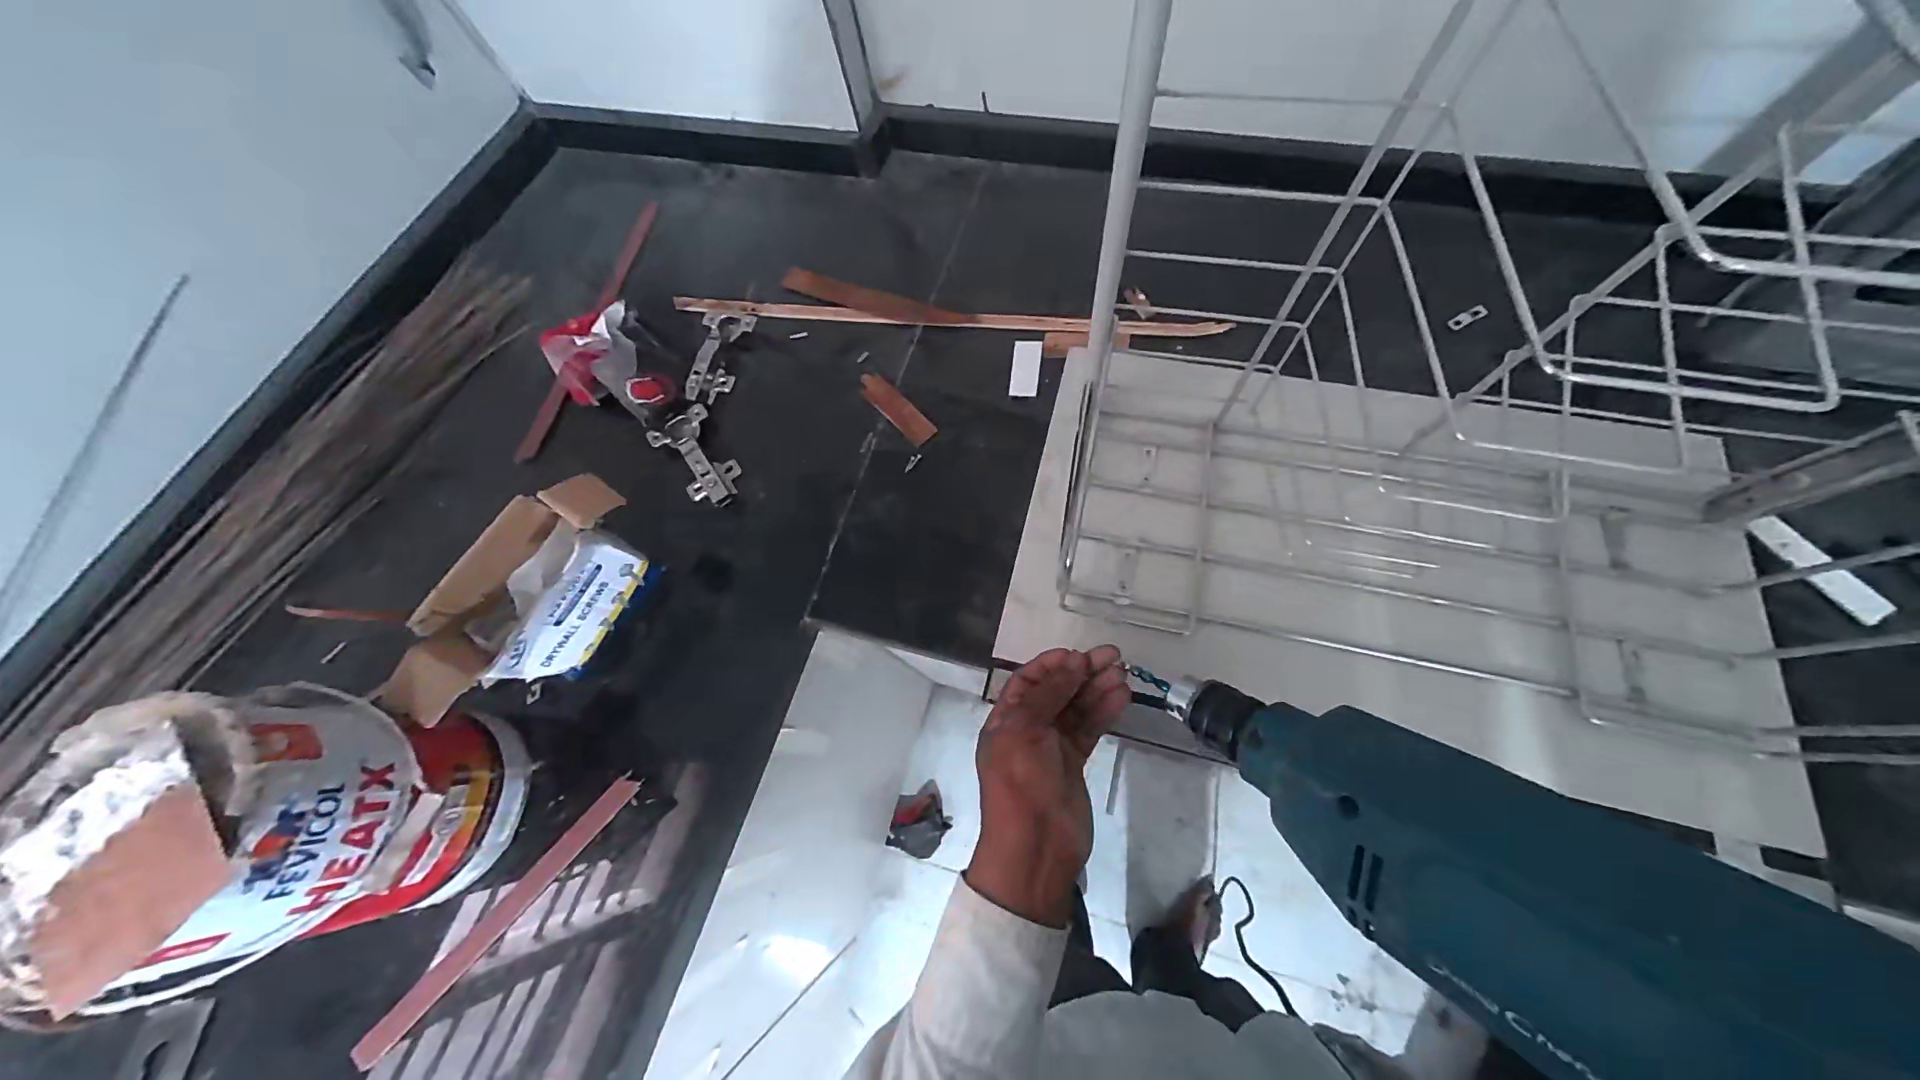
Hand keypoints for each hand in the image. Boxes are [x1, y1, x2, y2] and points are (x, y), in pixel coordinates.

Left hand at [965, 645, 1129, 927]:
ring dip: (1097, 690)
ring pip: (1076, 710)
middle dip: (1082, 673)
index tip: (1078, 654)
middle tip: (1113, 657)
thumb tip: (1073, 662)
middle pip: (1056, 692)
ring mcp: (1051, 748)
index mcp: (1005, 721)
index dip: (1051, 665)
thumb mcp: (1024, 732)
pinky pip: (1089, 730)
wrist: (1035, 848)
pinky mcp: (1074, 764)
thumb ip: (1048, 695)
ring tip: (1123, 674)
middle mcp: (1027, 730)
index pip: (1027, 682)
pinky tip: (1122, 698)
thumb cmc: (1020, 784)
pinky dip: (1104, 713)